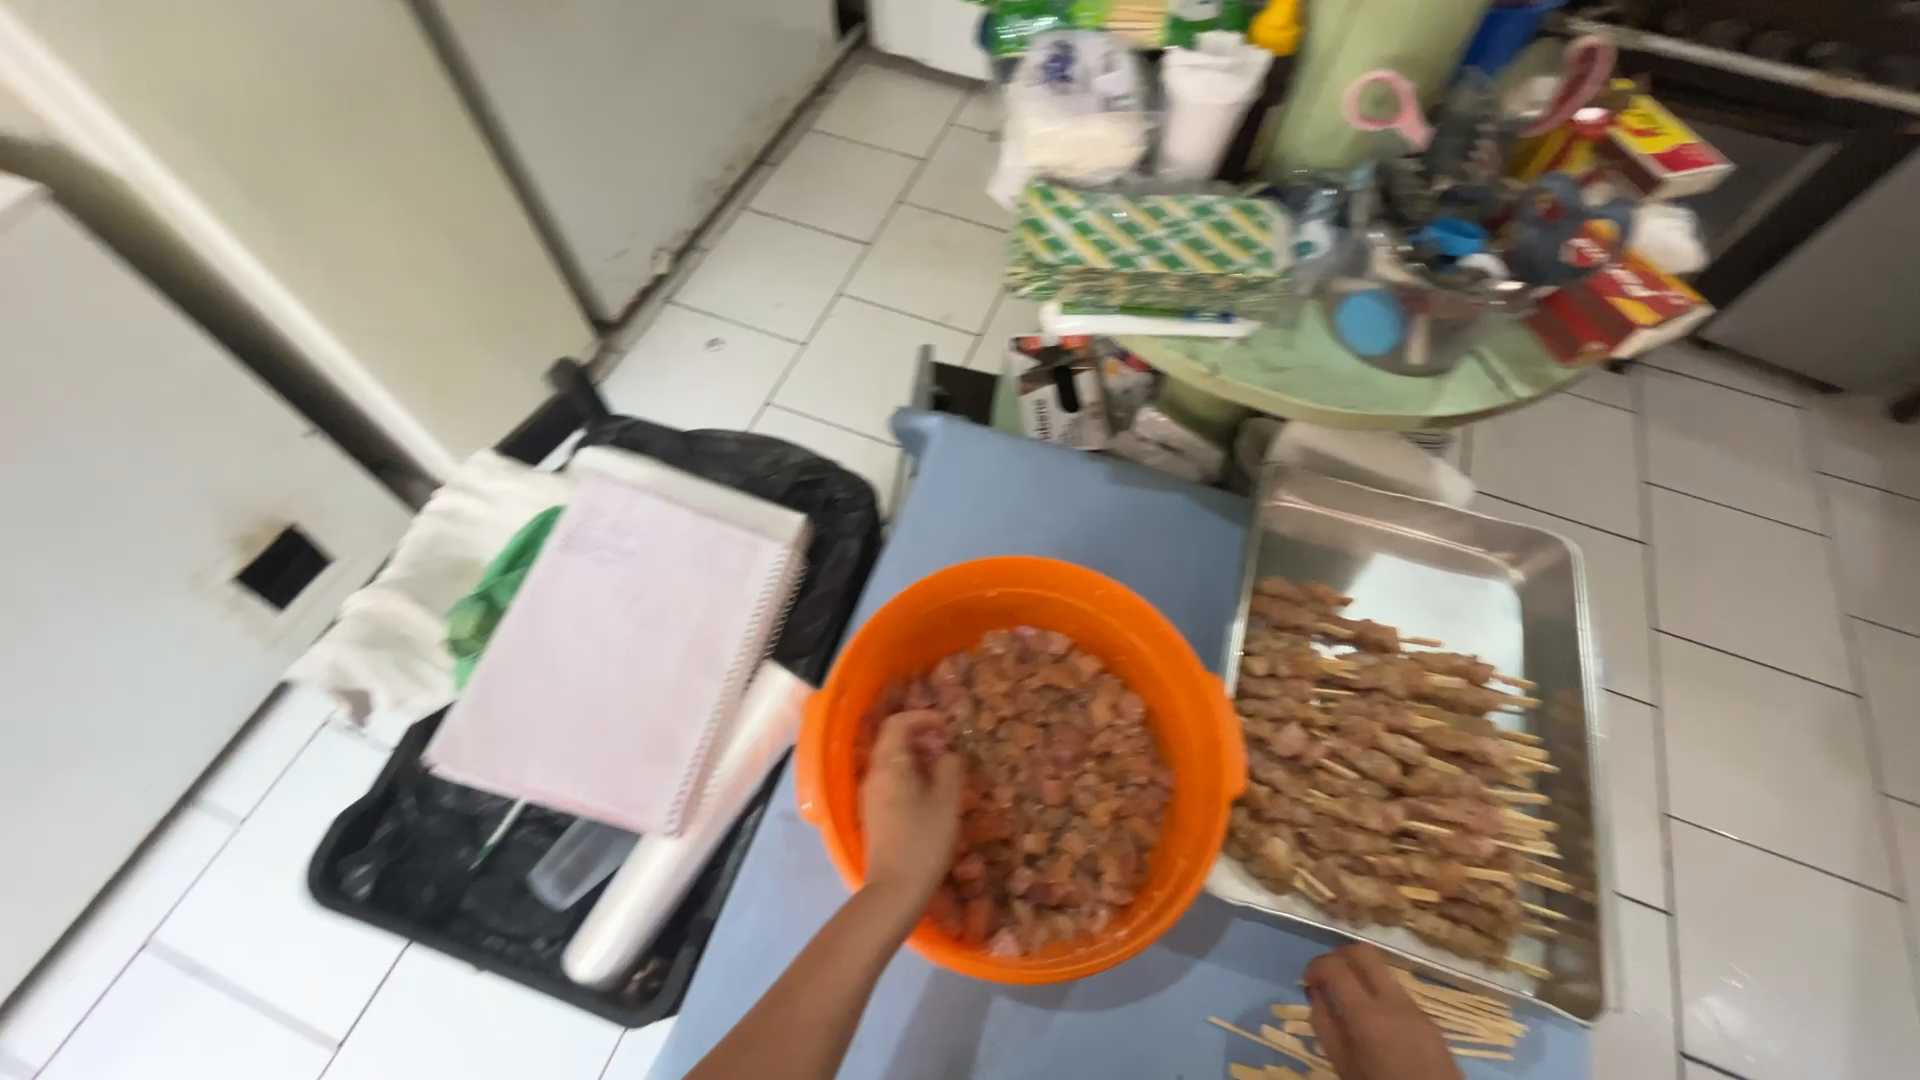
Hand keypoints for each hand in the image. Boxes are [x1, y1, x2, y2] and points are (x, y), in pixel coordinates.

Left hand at [860, 710, 962, 911]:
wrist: (894, 890)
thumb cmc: (924, 841)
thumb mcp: (947, 801)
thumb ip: (949, 768)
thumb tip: (948, 753)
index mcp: (889, 765)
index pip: (897, 723)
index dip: (922, 718)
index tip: (946, 728)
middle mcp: (874, 774)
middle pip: (892, 740)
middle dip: (921, 737)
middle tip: (947, 748)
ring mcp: (870, 795)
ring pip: (891, 761)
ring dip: (916, 757)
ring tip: (943, 771)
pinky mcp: (873, 813)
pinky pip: (890, 780)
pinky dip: (910, 775)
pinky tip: (930, 794)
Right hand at [1305, 945, 1462, 1079]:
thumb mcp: (1341, 1063)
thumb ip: (1323, 1022)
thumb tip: (1315, 991)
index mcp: (1367, 1015)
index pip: (1334, 966)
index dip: (1314, 966)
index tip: (1307, 981)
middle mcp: (1394, 1002)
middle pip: (1364, 952)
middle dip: (1339, 956)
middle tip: (1328, 977)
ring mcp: (1416, 1009)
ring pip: (1383, 970)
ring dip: (1360, 974)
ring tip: (1350, 1000)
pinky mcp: (1430, 1020)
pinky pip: (1398, 992)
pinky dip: (1379, 994)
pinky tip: (1376, 1021)